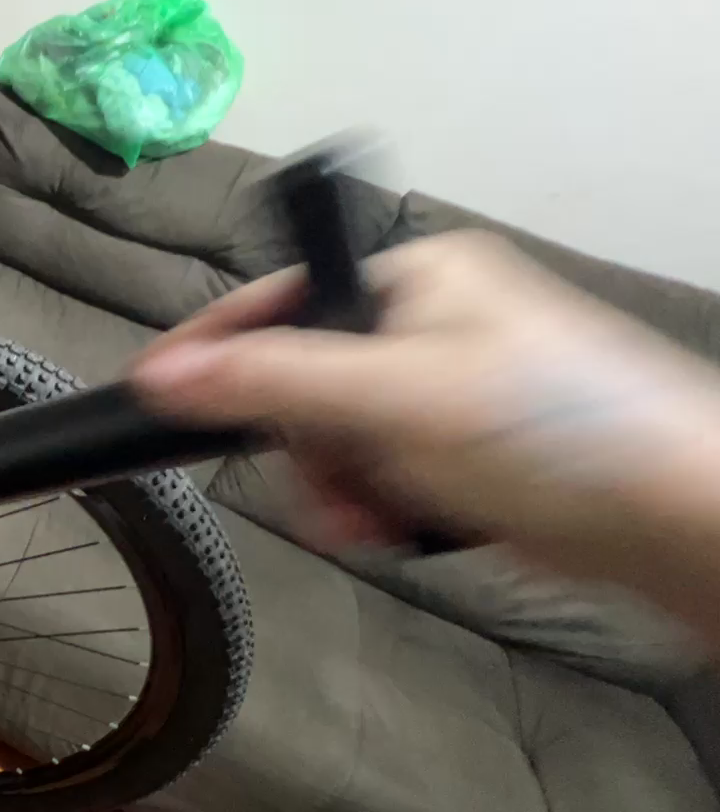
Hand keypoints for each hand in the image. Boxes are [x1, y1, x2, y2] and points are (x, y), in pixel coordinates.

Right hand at [129, 231, 719, 584]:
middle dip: (299, 447)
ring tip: (371, 511)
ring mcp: (421, 388)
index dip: (206, 348)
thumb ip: (270, 381)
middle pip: (286, 385)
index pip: (270, 305)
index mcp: (407, 281)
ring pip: (313, 438)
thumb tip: (161, 375)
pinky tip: (386, 520)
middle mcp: (411, 326)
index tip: (146, 385)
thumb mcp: (393, 398)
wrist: (679, 530)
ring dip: (328, 486)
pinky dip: (354, 503)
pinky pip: (348, 469)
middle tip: (326, 478)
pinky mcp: (432, 444)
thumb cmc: (556, 436)